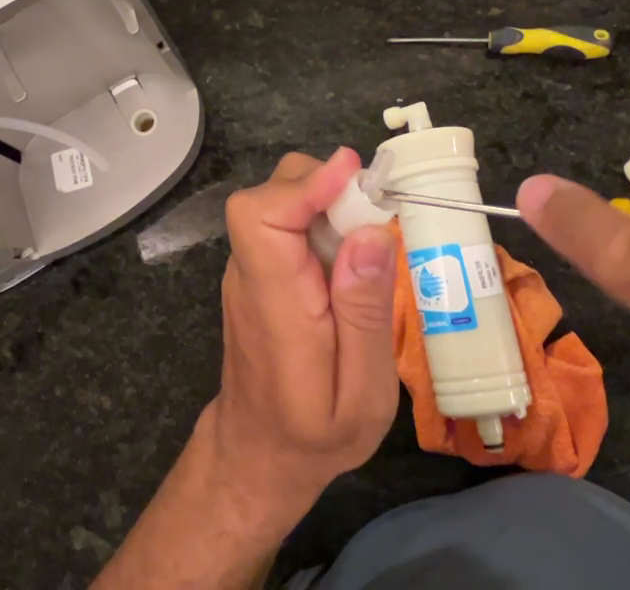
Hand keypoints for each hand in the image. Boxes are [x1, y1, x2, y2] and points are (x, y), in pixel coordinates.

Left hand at [208, 149, 400, 518]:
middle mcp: (251, 273)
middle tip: (378, 211)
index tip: (355, 175)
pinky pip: (288, 226)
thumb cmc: (314, 433)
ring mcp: (251, 270)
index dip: (305, 186)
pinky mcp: (263, 274)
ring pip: (280, 203)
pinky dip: (323, 222)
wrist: (259, 454)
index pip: (259, 216)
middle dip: (325, 185)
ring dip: (328, 202)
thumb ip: (366, 313)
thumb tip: (372, 232)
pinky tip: (353, 258)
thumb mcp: (362, 393)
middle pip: (270, 195)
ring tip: (372, 237)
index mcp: (273, 300)